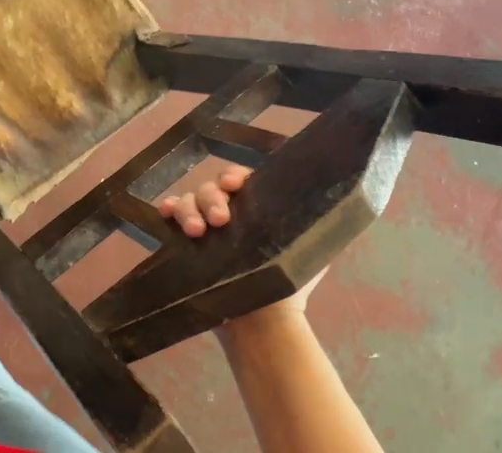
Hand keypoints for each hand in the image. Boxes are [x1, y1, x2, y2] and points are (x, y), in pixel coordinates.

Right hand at [160, 165, 325, 318]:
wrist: (261, 325)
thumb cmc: (288, 288)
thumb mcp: (309, 253)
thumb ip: (313, 225)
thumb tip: (335, 201)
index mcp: (256, 209)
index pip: (242, 180)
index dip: (235, 176)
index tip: (235, 186)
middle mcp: (229, 212)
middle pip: (212, 188)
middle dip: (211, 199)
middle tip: (219, 221)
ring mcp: (205, 226)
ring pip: (190, 200)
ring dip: (189, 209)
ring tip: (195, 231)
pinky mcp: (185, 242)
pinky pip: (171, 216)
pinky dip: (168, 209)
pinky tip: (165, 212)